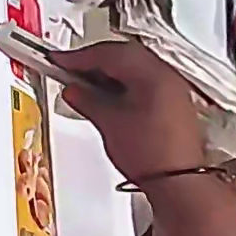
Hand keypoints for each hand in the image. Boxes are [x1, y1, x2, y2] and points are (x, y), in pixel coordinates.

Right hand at [51, 40, 204, 179]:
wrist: (177, 182)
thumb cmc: (151, 154)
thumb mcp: (109, 122)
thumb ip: (87, 100)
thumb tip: (74, 90)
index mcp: (151, 75)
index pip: (109, 54)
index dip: (79, 56)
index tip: (58, 59)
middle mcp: (166, 76)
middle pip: (124, 54)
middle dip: (93, 59)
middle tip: (68, 67)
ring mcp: (172, 89)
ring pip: (133, 66)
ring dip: (107, 70)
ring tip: (83, 81)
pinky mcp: (171, 102)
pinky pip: (142, 81)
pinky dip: (120, 82)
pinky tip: (105, 93)